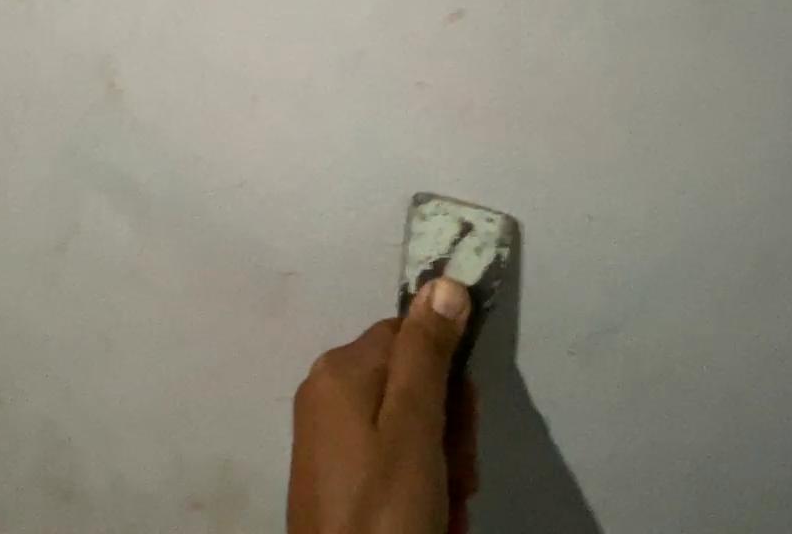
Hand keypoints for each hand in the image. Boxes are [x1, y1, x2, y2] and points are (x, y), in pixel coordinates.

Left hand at [289, 279, 479, 533]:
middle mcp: (328, 390)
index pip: (410, 336)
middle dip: (447, 426)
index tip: (463, 420)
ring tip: (444, 507)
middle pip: (411, 381)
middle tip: (456, 475)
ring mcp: (329, 435)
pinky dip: (418, 483)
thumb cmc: (383, 508)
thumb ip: (428, 354)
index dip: (447, 376)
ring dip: (440, 462)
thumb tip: (444, 281)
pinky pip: (390, 456)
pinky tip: (431, 517)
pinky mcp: (336, 473)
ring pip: (408, 424)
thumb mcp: (414, 428)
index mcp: (341, 369)